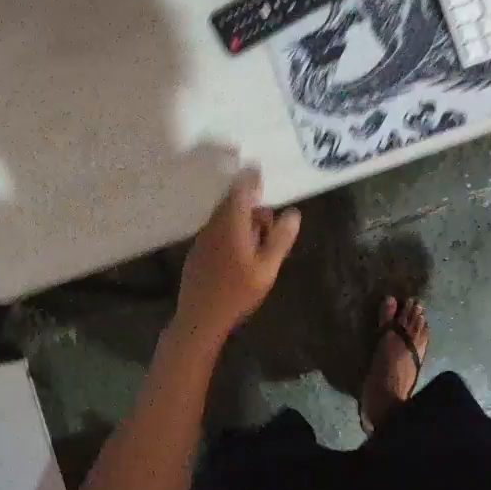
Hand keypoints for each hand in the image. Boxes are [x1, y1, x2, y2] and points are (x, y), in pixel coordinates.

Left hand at [176, 168, 300, 340]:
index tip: (260, 171)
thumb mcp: (267, 269)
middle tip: (267, 223)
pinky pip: (216, 230)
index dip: (251, 179)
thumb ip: (280, 239)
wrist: (200, 318)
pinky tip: (239, 252)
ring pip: (223, 217)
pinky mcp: (197, 252)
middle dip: (250, 205)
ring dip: (240, 219)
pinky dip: (229, 231)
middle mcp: (214, 226)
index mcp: (232, 226)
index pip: (241, 191)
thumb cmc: (238, 294)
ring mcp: (202, 239)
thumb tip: (293, 213)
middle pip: (231, 203)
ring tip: (257, 241)